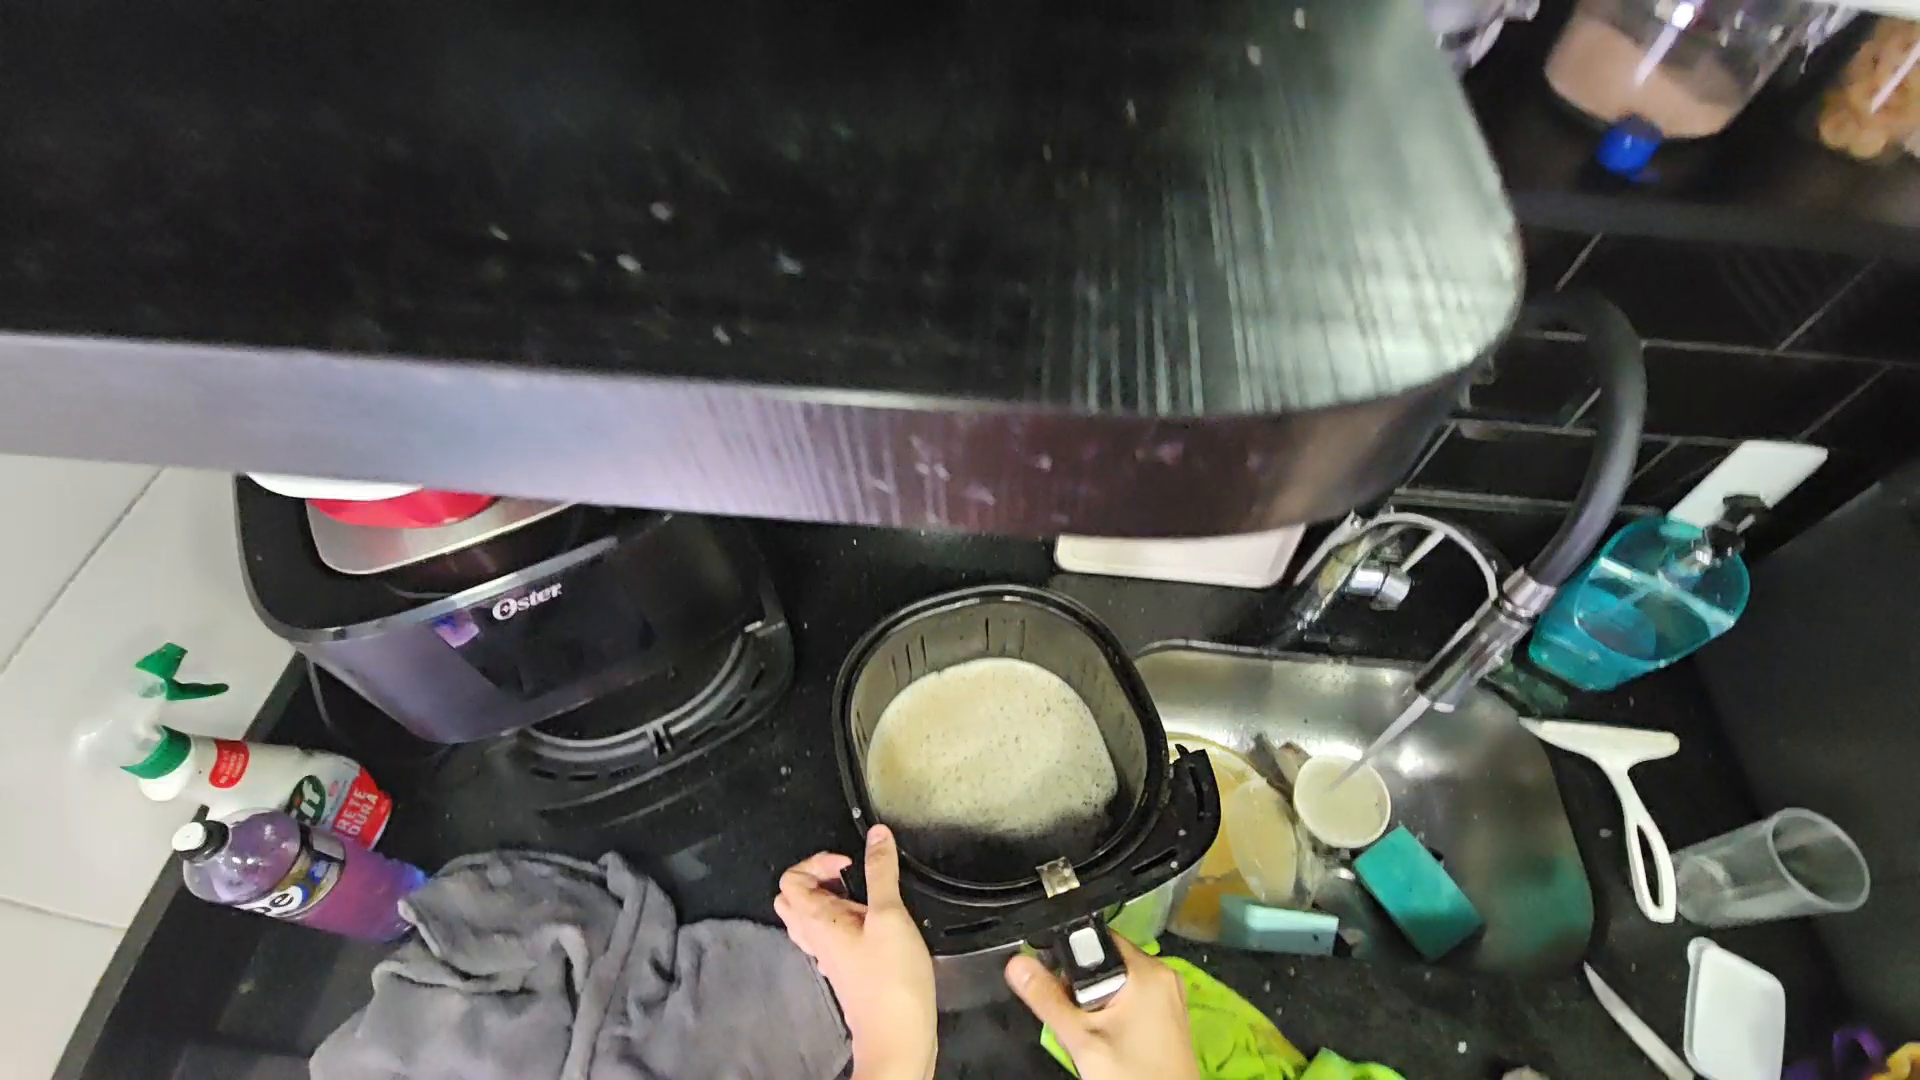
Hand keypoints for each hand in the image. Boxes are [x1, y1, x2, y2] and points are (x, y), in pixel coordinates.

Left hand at [776, 825, 937, 1079]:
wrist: (898, 1038)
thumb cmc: (891, 978)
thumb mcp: (890, 915)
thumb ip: (881, 872)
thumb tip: (876, 835)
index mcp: (818, 921)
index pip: (790, 880)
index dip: (817, 862)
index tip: (851, 865)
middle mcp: (816, 938)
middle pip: (793, 898)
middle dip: (818, 876)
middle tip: (850, 874)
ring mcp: (828, 956)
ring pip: (809, 916)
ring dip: (829, 896)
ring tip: (861, 892)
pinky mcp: (844, 967)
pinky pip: (827, 932)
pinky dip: (841, 916)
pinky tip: (869, 919)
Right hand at [1004, 935, 1197, 1079]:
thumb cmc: (1131, 1076)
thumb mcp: (1082, 1040)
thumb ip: (1047, 999)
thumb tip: (1016, 963)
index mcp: (1148, 970)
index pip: (1098, 940)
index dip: (1070, 957)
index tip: (1055, 984)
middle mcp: (1163, 975)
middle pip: (1107, 961)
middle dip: (1082, 984)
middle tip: (1074, 1017)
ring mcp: (1170, 996)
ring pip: (1118, 981)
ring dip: (1097, 1000)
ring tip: (1090, 1031)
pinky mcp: (1170, 1016)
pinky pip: (1133, 997)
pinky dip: (1115, 1010)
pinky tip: (1108, 1037)